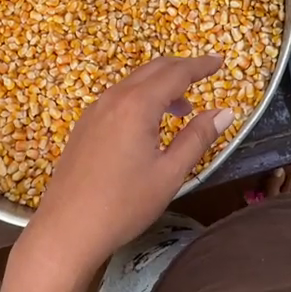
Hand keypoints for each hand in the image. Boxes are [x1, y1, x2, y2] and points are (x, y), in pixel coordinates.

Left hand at [23, 55, 233, 270]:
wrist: (65, 230)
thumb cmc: (123, 205)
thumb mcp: (169, 174)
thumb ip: (197, 138)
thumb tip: (225, 113)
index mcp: (138, 105)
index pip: (177, 73)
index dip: (201, 66)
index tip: (220, 61)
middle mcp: (115, 98)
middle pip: (154, 69)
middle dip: (181, 68)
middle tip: (205, 74)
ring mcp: (95, 110)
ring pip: (134, 82)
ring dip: (161, 85)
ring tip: (183, 108)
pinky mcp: (84, 125)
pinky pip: (119, 97)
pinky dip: (141, 97)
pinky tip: (148, 123)